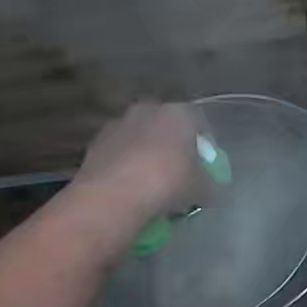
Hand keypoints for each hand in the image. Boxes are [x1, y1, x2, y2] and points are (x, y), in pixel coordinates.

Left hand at [70, 102, 206, 225]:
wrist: (113, 195)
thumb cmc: (168, 183)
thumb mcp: (202, 189)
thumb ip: (210, 184)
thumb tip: (210, 188)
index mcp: (177, 113)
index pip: (199, 120)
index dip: (206, 142)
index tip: (207, 164)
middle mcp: (147, 110)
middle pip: (167, 127)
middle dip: (175, 147)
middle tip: (181, 172)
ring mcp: (117, 125)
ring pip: (141, 139)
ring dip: (148, 156)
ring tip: (154, 185)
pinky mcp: (95, 145)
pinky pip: (120, 155)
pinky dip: (127, 167)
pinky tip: (131, 189)